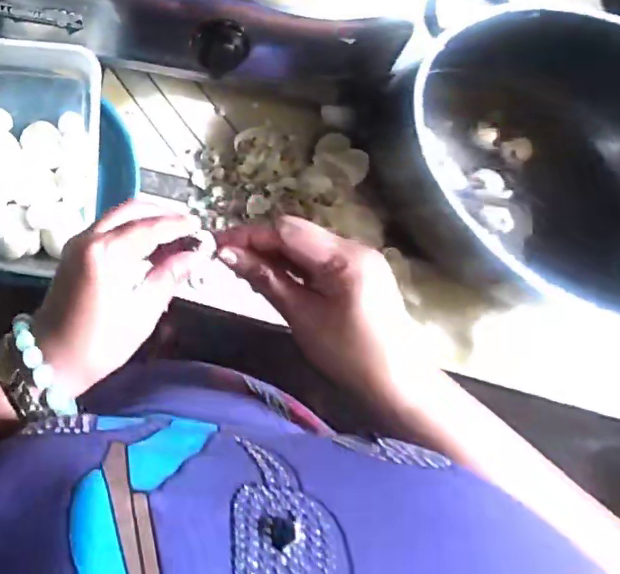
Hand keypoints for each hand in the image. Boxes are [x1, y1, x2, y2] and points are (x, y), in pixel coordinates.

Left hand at [31, 200, 205, 399]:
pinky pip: (108, 227)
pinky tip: (149, 244)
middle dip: (161, 213)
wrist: (49, 360)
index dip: (176, 225)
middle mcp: (88, 237)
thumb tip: (194, 256)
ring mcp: (78, 241)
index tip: (198, 225)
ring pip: (118, 215)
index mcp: (104, 253)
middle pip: (131, 210)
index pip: (147, 227)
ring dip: (146, 219)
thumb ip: (168, 278)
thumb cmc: (98, 345)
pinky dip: (130, 228)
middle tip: (186, 226)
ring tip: (172, 234)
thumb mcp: (141, 314)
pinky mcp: (75, 249)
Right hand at [216, 215, 435, 414]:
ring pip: (305, 242)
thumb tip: (226, 254)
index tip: (216, 243)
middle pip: (295, 232)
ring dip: (274, 251)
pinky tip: (273, 274)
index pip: (286, 231)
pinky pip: (317, 256)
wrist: (403, 389)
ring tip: (243, 266)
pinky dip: (293, 262)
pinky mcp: (359, 269)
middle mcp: (353, 246)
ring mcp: (359, 256)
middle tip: (226, 257)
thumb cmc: (351, 357)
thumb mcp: (301, 317)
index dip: (248, 234)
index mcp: (344, 256)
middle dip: (259, 241)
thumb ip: (265, 279)